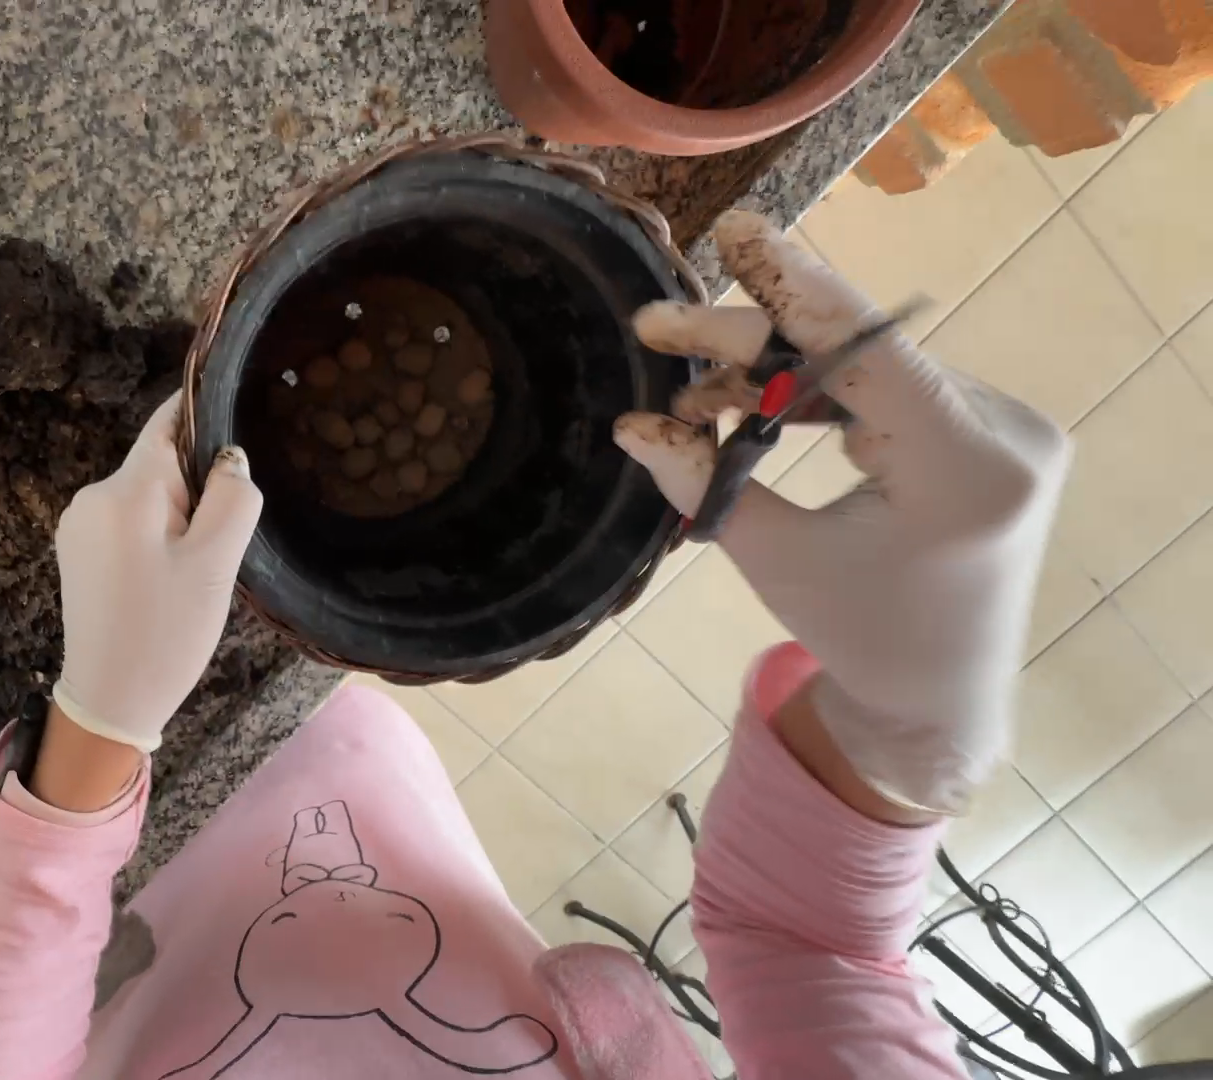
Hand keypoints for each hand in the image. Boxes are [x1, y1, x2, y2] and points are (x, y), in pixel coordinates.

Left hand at [52, 395, 263, 754]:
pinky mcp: (78, 552)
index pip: (167, 424)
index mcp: (125, 492)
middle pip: (159, 464)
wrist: (108, 702)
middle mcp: (92, 497)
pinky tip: (165, 578)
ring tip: (193, 571)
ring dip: (178, 516)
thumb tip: (230, 459)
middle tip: (219, 543)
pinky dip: (156, 535)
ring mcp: (78, 526)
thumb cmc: (167, 634)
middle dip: (196, 488)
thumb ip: (231, 498)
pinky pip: (128, 522)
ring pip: (146, 496)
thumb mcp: (215, 565)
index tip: (236, 423)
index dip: (203, 417)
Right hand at [614, 211, 1069, 815]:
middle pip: (850, 353)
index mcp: (962, 466)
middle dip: (743, 343)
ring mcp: (992, 426)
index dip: (795, 288)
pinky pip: (871, 392)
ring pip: (856, 368)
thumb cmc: (855, 630)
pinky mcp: (970, 434)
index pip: (870, 351)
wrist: (935, 689)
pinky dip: (798, 396)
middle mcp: (998, 427)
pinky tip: (738, 409)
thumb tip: (631, 426)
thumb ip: (701, 481)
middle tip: (654, 327)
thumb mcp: (766, 555)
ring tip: (684, 399)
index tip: (739, 231)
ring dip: (763, 376)